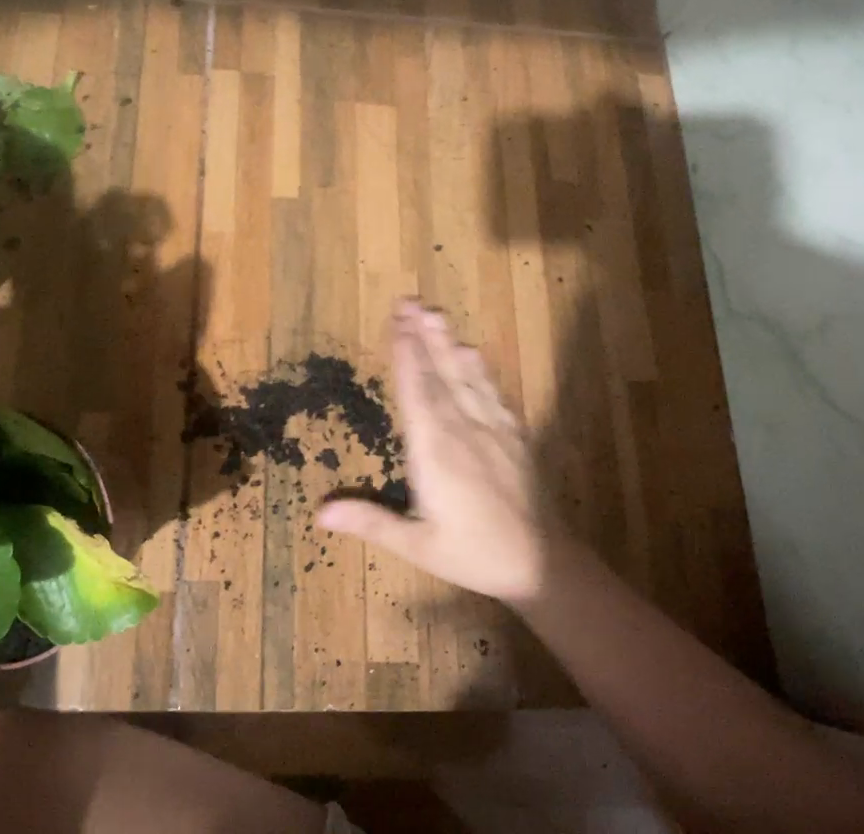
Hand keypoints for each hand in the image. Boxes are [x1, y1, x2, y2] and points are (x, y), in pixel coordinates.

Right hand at [317, 301, 569, 603]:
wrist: (543, 563)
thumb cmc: (473, 554)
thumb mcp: (417, 545)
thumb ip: (371, 522)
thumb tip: (319, 511)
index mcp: (437, 452)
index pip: (418, 393)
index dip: (406, 355)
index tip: (396, 322)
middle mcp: (465, 431)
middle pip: (442, 373)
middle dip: (424, 335)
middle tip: (411, 300)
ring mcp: (493, 430)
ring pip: (468, 376)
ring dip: (449, 342)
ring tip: (436, 313)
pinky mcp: (514, 436)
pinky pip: (493, 392)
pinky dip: (479, 368)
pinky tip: (472, 353)